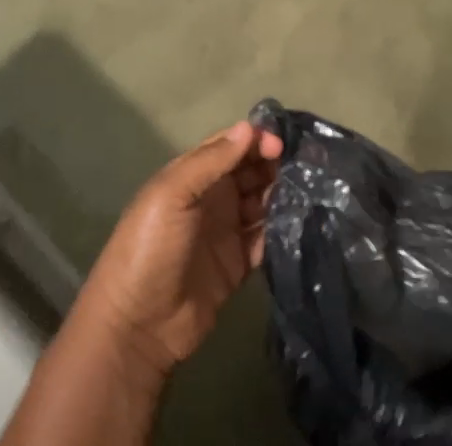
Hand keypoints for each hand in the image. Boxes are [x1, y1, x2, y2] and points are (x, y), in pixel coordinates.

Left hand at [74, 121, 283, 375]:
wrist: (139, 324)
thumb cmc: (150, 248)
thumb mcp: (171, 195)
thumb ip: (210, 161)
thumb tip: (249, 127)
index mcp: (190, 176)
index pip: (229, 146)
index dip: (255, 139)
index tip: (283, 142)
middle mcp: (211, 199)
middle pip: (250, 171)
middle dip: (275, 163)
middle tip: (307, 165)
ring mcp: (226, 232)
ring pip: (262, 202)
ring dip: (283, 193)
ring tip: (313, 189)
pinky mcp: (239, 264)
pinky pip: (267, 239)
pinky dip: (283, 228)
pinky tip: (304, 220)